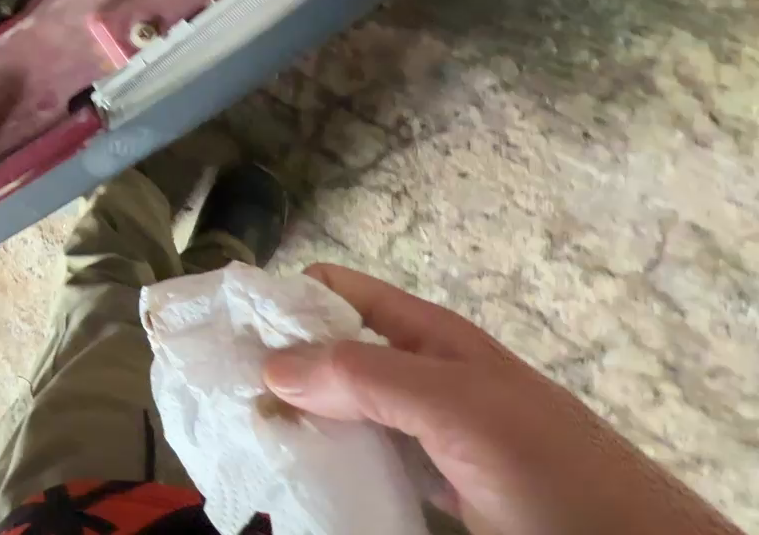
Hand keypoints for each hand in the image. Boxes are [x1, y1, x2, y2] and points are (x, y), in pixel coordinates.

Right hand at [263, 264, 737, 534]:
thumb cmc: (552, 468)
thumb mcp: (458, 407)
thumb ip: (362, 377)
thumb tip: (266, 366)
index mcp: (423, 334)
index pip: (330, 291)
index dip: (279, 299)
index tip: (227, 325)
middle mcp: (415, 373)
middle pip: (324, 350)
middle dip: (274, 362)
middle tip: (222, 384)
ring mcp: (421, 430)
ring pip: (335, 406)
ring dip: (293, 414)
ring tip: (244, 426)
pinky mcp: (427, 484)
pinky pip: (358, 459)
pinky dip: (323, 459)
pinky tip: (293, 467)